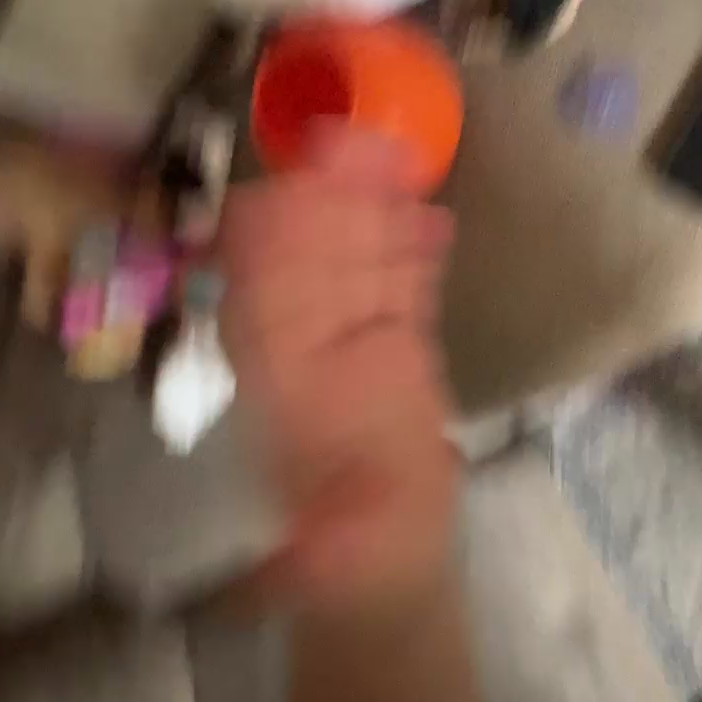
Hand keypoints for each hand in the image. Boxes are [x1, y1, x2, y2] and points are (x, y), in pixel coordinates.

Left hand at [221, 133, 457, 614]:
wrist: (387, 561)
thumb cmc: (354, 557)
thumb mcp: (329, 551)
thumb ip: (318, 523)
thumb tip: (294, 500)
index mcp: (285, 385)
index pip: (273, 298)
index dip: (279, 238)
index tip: (292, 182)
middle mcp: (315, 352)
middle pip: (321, 266)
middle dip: (336, 204)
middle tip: (356, 140)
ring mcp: (361, 348)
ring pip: (365, 270)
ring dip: (379, 217)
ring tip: (398, 162)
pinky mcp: (402, 353)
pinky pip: (403, 295)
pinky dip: (414, 257)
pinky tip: (428, 219)